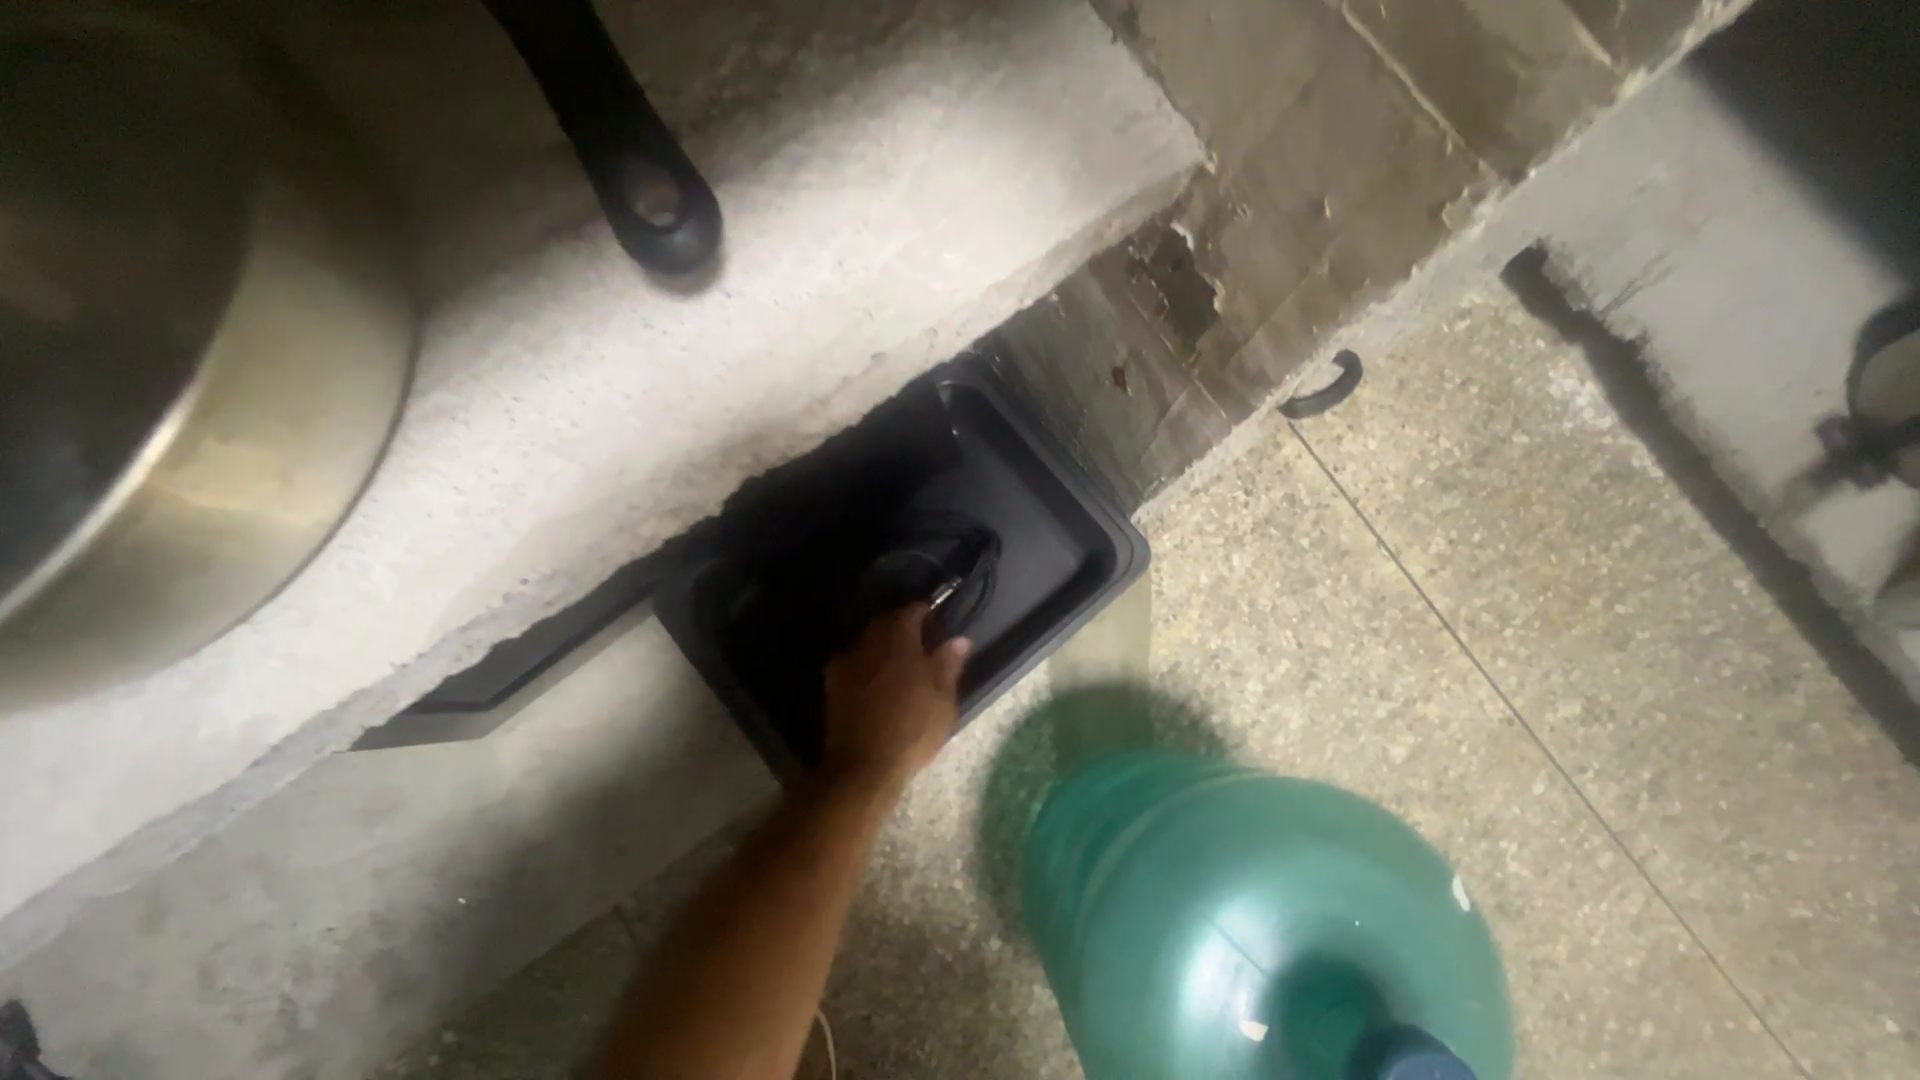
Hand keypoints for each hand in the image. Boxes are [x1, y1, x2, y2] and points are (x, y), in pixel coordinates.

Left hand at [822, 605, 969, 790]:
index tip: (934, 615)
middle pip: (883, 623)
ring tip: (894, 657)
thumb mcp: (942, 701)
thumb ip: (948, 665)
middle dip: (899, 623)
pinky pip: (850, 661)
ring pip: (865, 641)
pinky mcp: (832, 684)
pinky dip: (862, 662)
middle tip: (916, 636)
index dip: (923, 611)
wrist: (863, 765)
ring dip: (879, 642)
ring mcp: (847, 664)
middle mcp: (870, 646)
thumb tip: (958, 638)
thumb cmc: (912, 731)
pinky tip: (870, 676)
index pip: (910, 612)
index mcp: (899, 644)